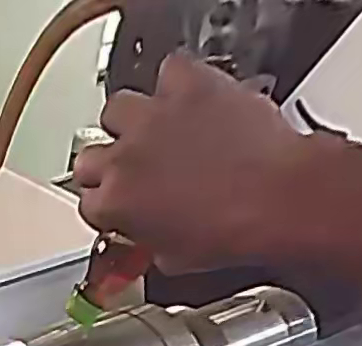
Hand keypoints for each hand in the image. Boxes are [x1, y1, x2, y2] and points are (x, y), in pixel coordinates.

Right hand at [73, 54, 331, 271]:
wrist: (275, 199)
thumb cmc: (228, 231)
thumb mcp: (170, 258)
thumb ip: (144, 243)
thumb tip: (145, 239)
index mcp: (115, 202)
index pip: (86, 203)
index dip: (102, 206)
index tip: (115, 206)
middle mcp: (126, 157)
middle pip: (87, 157)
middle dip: (103, 167)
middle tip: (125, 174)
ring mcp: (155, 118)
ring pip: (116, 108)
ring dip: (128, 122)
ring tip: (148, 133)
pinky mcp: (190, 86)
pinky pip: (169, 70)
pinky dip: (173, 83)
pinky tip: (182, 101)